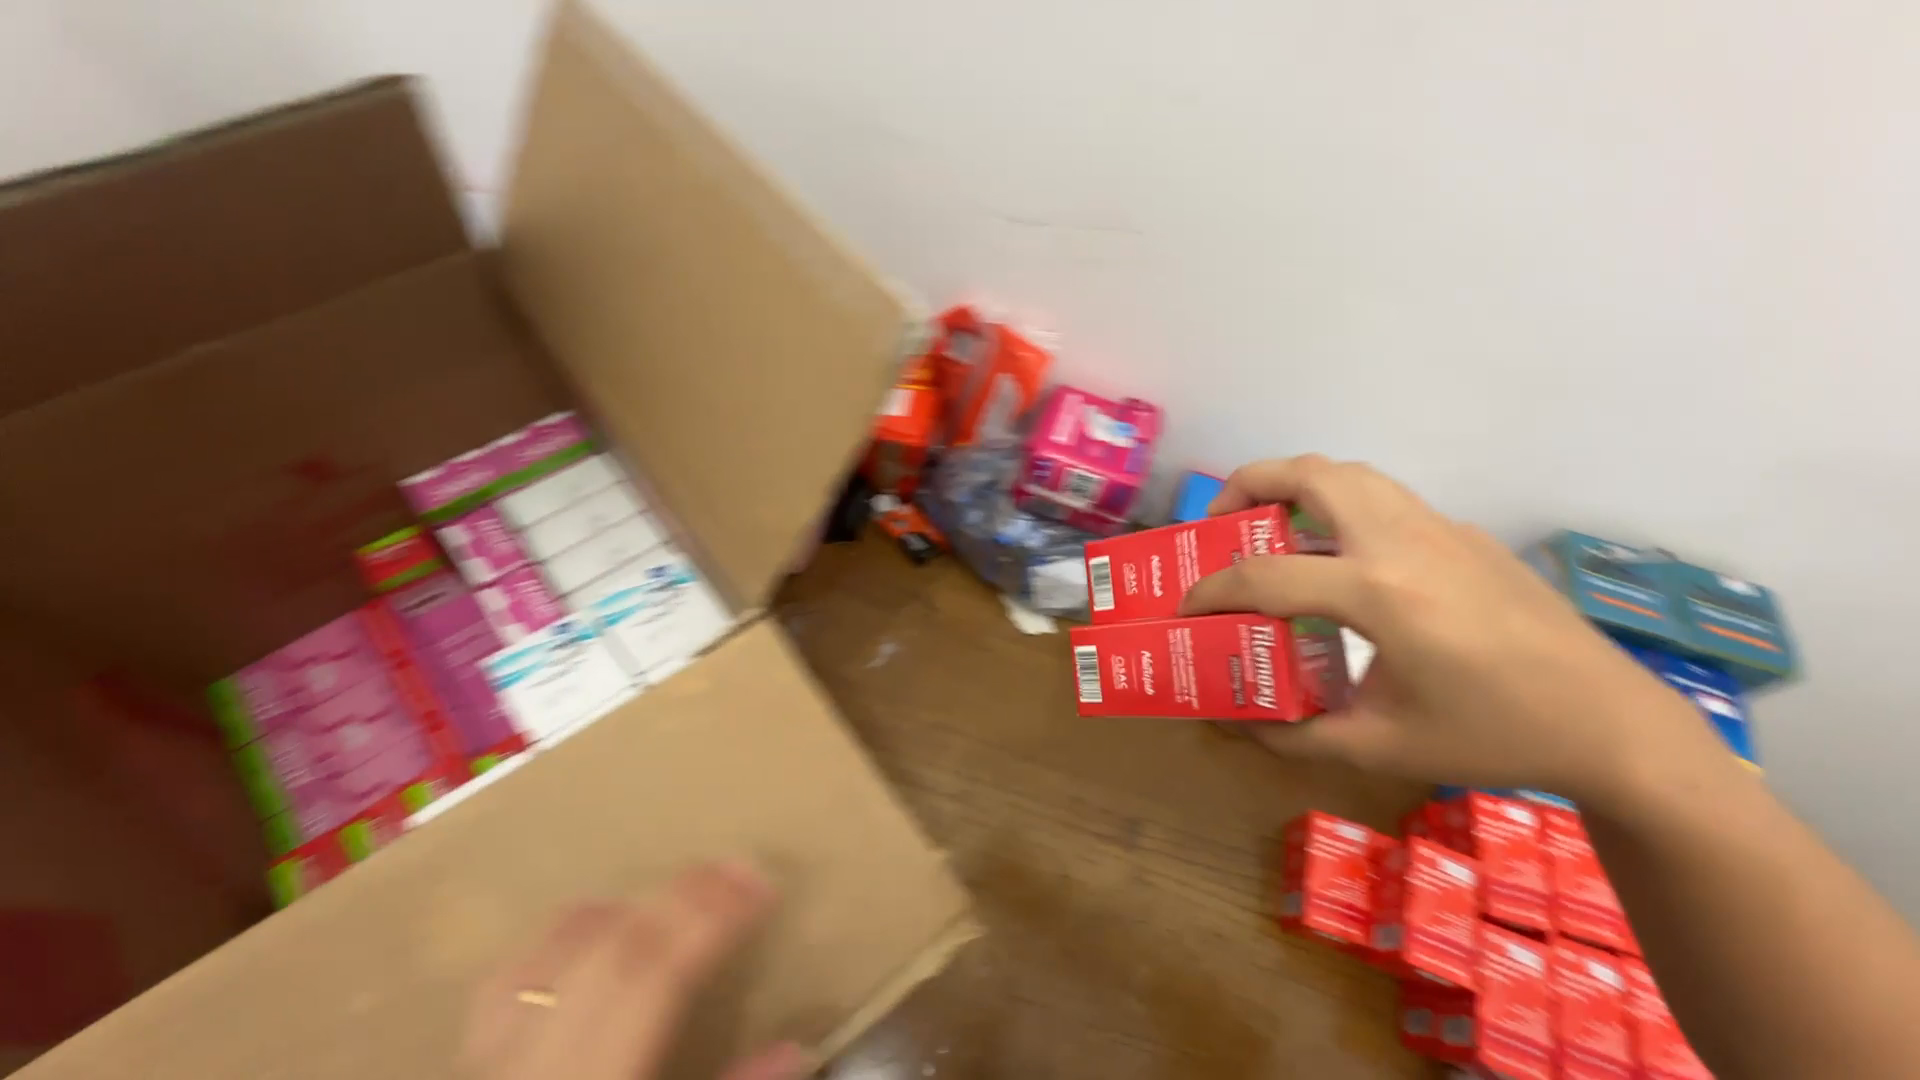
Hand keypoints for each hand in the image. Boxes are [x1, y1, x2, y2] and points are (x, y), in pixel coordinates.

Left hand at [464, 860, 809, 1079]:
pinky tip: (583, 934)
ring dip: (615, 913)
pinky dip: (550, 945)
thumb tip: (795, 1050)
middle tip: (733, 868)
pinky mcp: (464, 1069)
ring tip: (666, 896)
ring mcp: (489, 1068)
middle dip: (679, 898)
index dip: (710, 919)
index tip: (759, 881)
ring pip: (547, 960)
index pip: (655, 980)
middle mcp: (539, 1066)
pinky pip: (502, 988)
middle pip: (610, 954)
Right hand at [1181, 456, 1722, 808]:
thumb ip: (1295, 733)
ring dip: (1298, 487)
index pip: (1265, 575)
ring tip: (1272, 530)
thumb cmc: (1492, 737)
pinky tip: (1344, 568)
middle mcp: (1406, 542)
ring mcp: (1443, 530)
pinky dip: (1342, 512)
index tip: (1185, 609)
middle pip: (1313, 474)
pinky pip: (1387, 502)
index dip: (1211, 591)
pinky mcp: (1467, 537)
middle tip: (1221, 526)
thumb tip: (1235, 723)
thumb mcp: (1380, 745)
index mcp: (1380, 592)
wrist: (1609, 725)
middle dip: (1249, 485)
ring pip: (1353, 474)